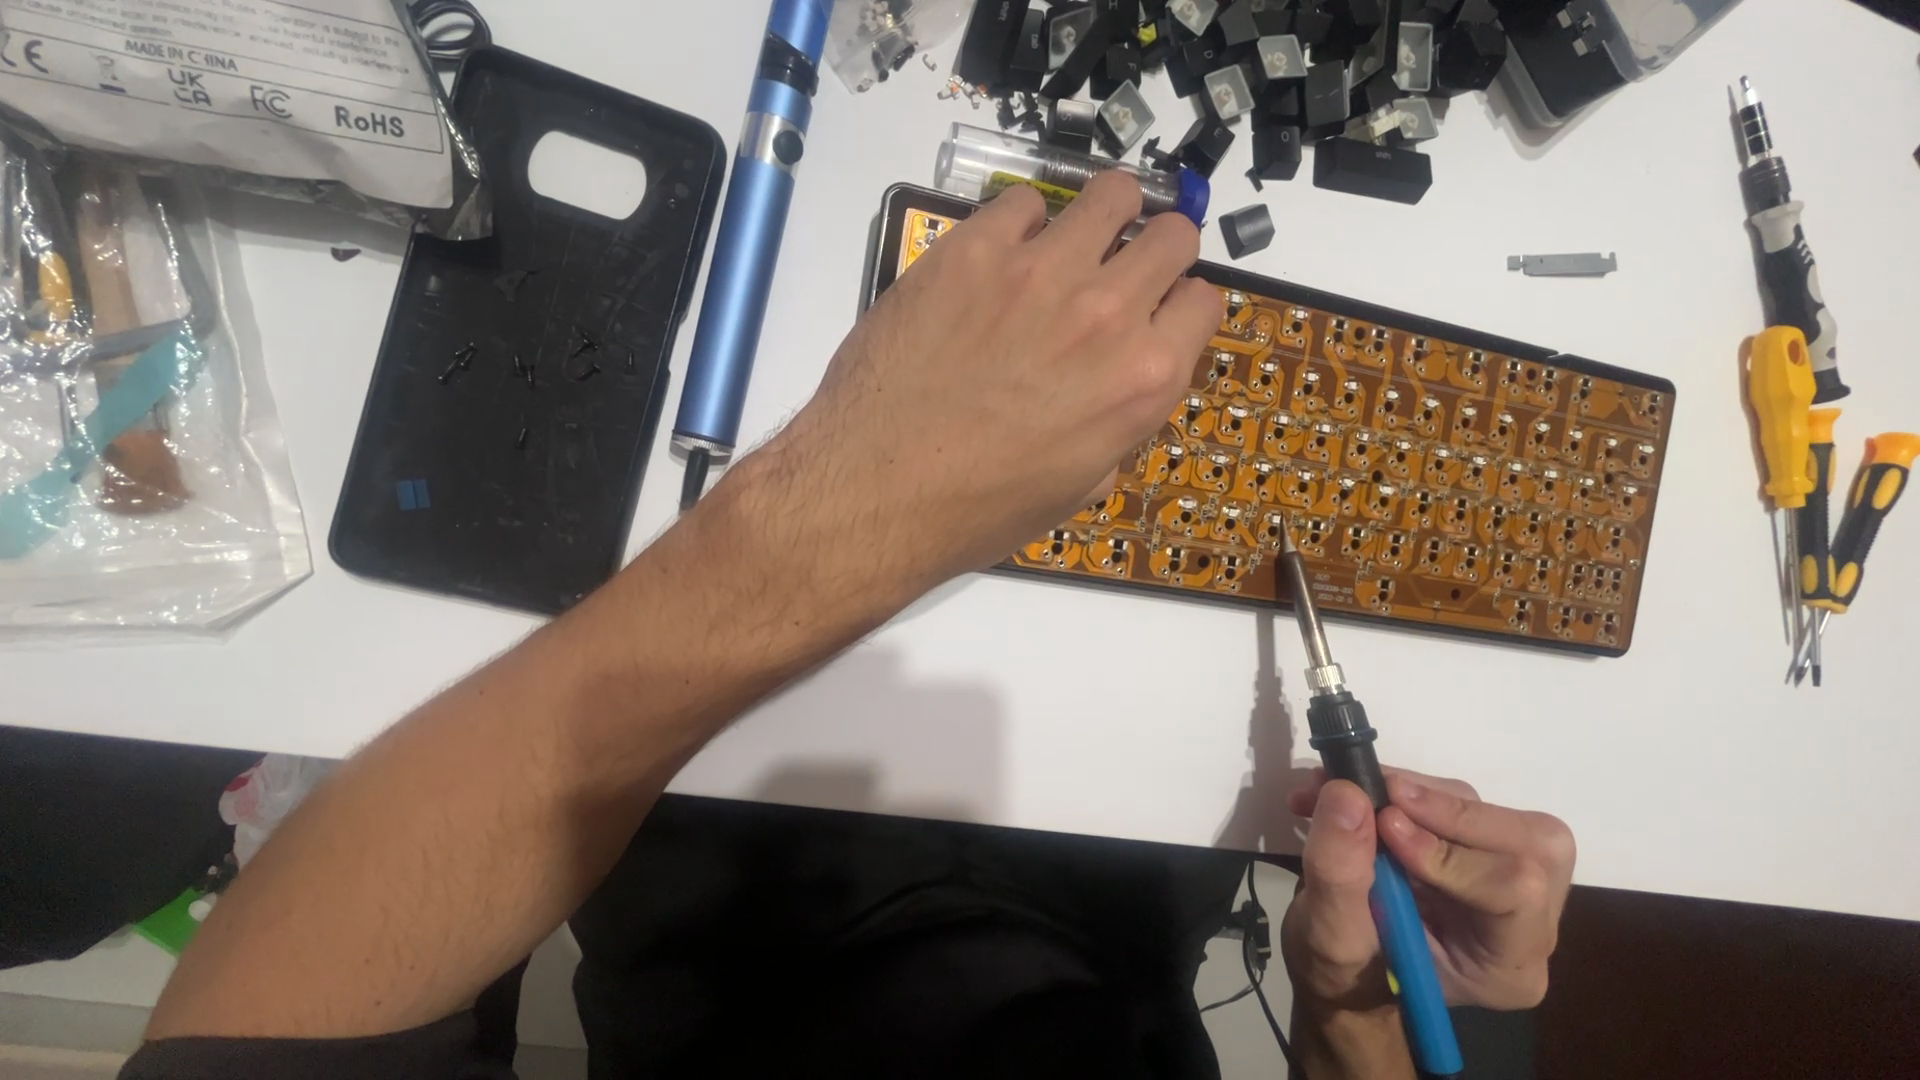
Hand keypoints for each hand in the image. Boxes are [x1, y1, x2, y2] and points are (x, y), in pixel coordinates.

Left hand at [753, 173, 1220, 593]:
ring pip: (1111, 196)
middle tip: (1121, 270)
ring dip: (1106, 214)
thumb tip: (1114, 396)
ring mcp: (1038, 271)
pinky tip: (1000, 257)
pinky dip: (1022, 223)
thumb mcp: (1073, 491)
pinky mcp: (973, 249)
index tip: (1158, 312)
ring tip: (1074, 241)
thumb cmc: (975, 510)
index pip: (1203, 303)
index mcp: (1143, 379)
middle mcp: (1106, 313)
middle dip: (1156, 250)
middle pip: (1172, 235)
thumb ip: (1114, 431)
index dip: (1181, 308)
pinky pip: (1022, 202)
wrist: (875, 490)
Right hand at [1282, 768, 1575, 1015]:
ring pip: (1486, 809)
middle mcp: (1526, 920)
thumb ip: (1338, 873)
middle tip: (1367, 792)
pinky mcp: (1472, 845)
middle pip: (1525, 841)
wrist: (1343, 970)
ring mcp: (1504, 877)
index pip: (1516, 892)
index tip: (1384, 824)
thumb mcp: (1328, 937)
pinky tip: (1343, 794)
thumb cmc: (1342, 974)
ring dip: (1407, 789)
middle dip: (1442, 808)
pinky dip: (1394, 785)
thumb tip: (1347, 793)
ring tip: (1332, 789)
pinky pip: (1451, 798)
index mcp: (1506, 966)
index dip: (1451, 852)